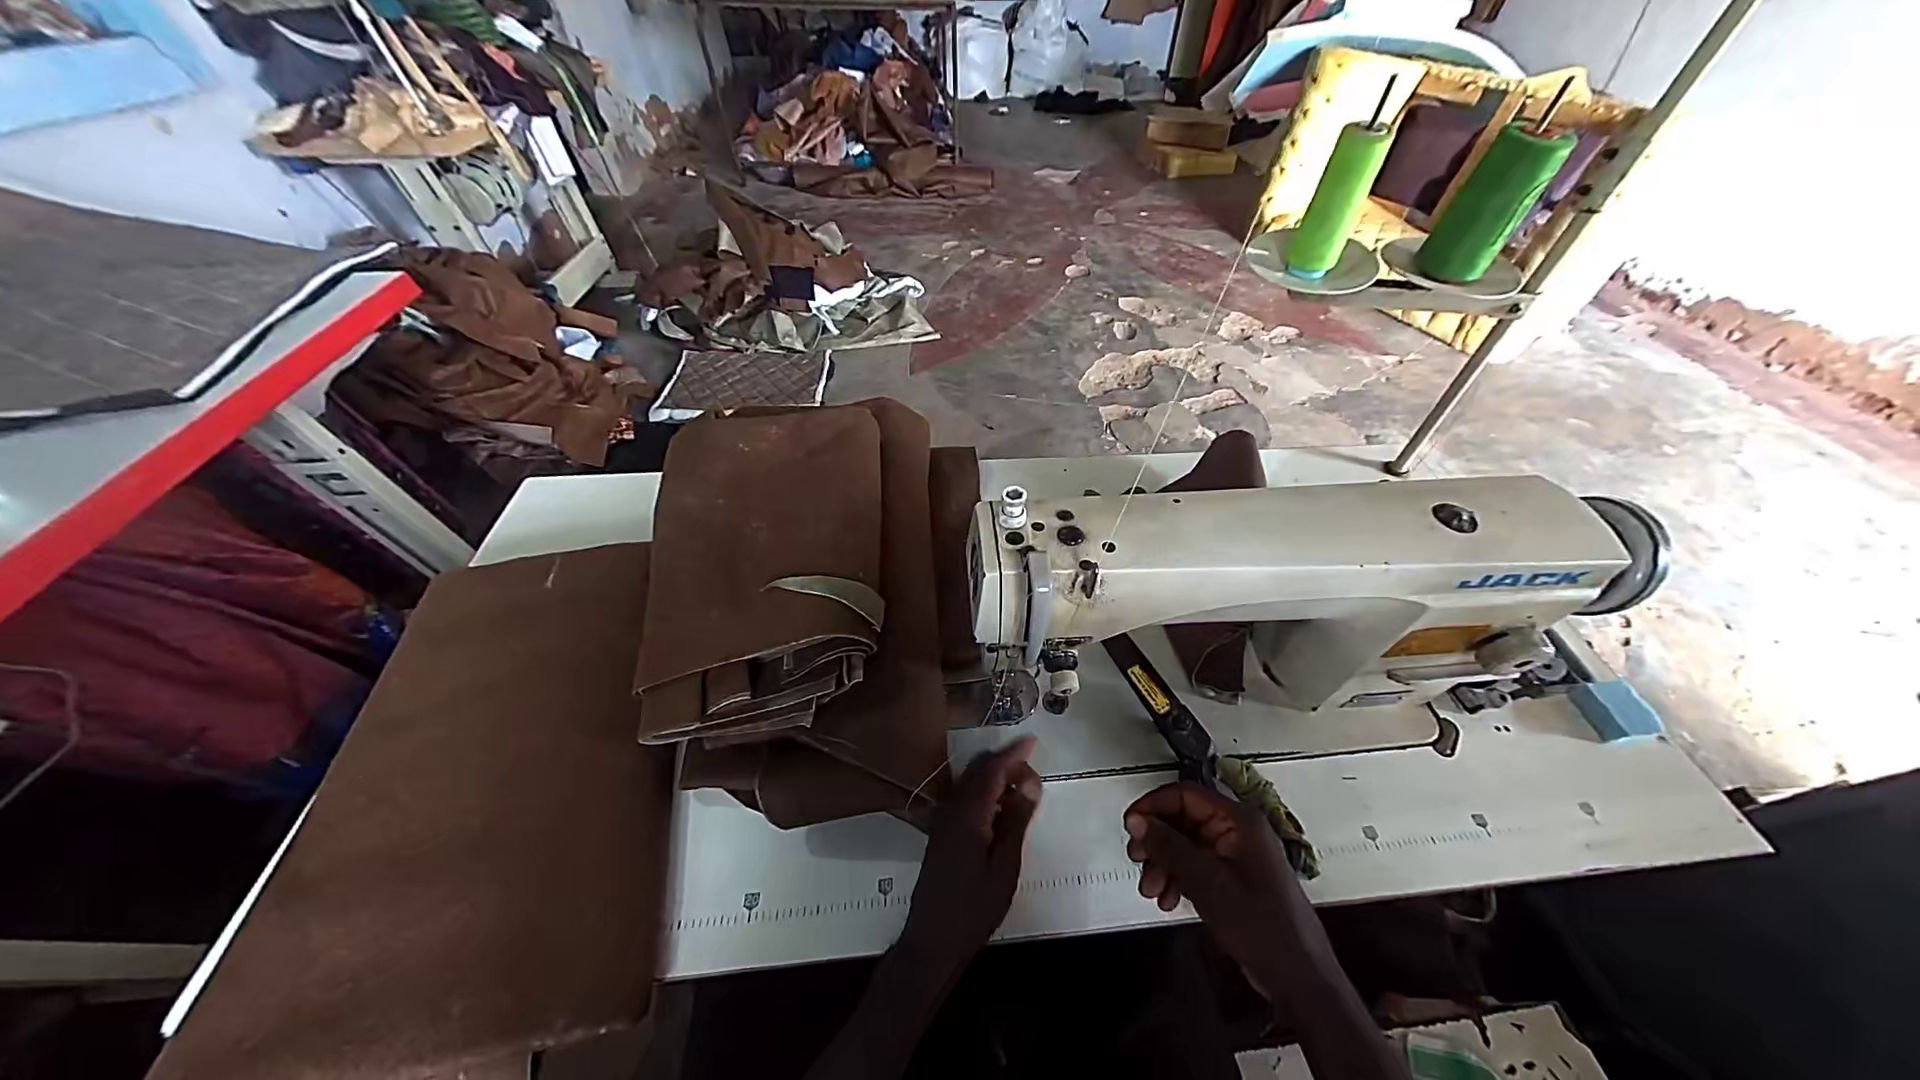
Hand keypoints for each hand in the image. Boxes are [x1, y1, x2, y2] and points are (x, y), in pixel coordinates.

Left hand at [900, 736, 1041, 968]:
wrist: (933, 939)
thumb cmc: (973, 907)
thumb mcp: (1004, 865)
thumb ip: (1016, 821)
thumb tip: (1029, 784)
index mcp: (967, 813)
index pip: (991, 770)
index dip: (1013, 753)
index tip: (1032, 740)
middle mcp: (950, 809)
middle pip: (979, 772)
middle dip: (1006, 763)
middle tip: (1033, 771)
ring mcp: (942, 820)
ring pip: (971, 784)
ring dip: (995, 778)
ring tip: (1022, 787)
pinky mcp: (941, 833)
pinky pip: (965, 799)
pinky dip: (985, 793)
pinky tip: (1001, 809)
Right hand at [1124, 782, 1319, 995]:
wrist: (1299, 979)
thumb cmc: (1262, 927)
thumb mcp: (1207, 881)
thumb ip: (1169, 846)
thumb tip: (1138, 820)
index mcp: (1239, 821)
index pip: (1185, 795)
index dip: (1153, 806)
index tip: (1131, 824)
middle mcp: (1238, 831)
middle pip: (1183, 820)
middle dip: (1157, 841)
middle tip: (1138, 859)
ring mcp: (1237, 855)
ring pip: (1186, 845)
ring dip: (1164, 864)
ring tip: (1153, 889)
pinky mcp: (1234, 878)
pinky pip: (1196, 866)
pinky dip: (1178, 878)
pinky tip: (1169, 898)